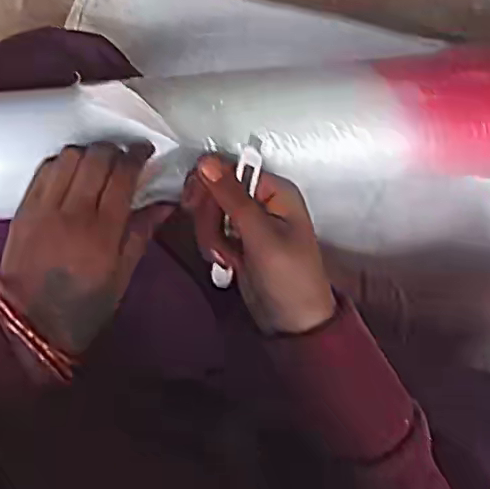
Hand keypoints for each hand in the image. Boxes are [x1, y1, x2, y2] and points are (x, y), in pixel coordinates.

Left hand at [0, 142, 173, 357]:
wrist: (29, 326)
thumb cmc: (82, 307)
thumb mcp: (121, 277)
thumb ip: (141, 233)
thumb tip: (164, 202)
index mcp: (103, 233)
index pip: (123, 175)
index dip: (136, 155)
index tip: (143, 152)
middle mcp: (74, 213)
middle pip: (96, 157)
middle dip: (114, 149)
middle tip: (122, 157)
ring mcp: (45, 207)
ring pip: (70, 156)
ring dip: (87, 153)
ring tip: (96, 164)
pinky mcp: (25, 207)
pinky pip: (45, 168)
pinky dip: (62, 162)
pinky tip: (71, 172)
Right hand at [182, 154, 336, 334]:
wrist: (295, 327)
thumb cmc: (288, 279)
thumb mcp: (260, 236)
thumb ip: (232, 197)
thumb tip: (206, 161)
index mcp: (274, 190)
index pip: (228, 169)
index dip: (208, 185)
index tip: (195, 205)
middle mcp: (261, 198)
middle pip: (214, 188)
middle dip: (209, 217)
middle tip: (217, 243)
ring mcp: (249, 218)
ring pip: (209, 209)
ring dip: (210, 235)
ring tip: (225, 258)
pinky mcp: (238, 237)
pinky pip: (211, 228)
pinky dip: (213, 244)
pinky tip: (226, 262)